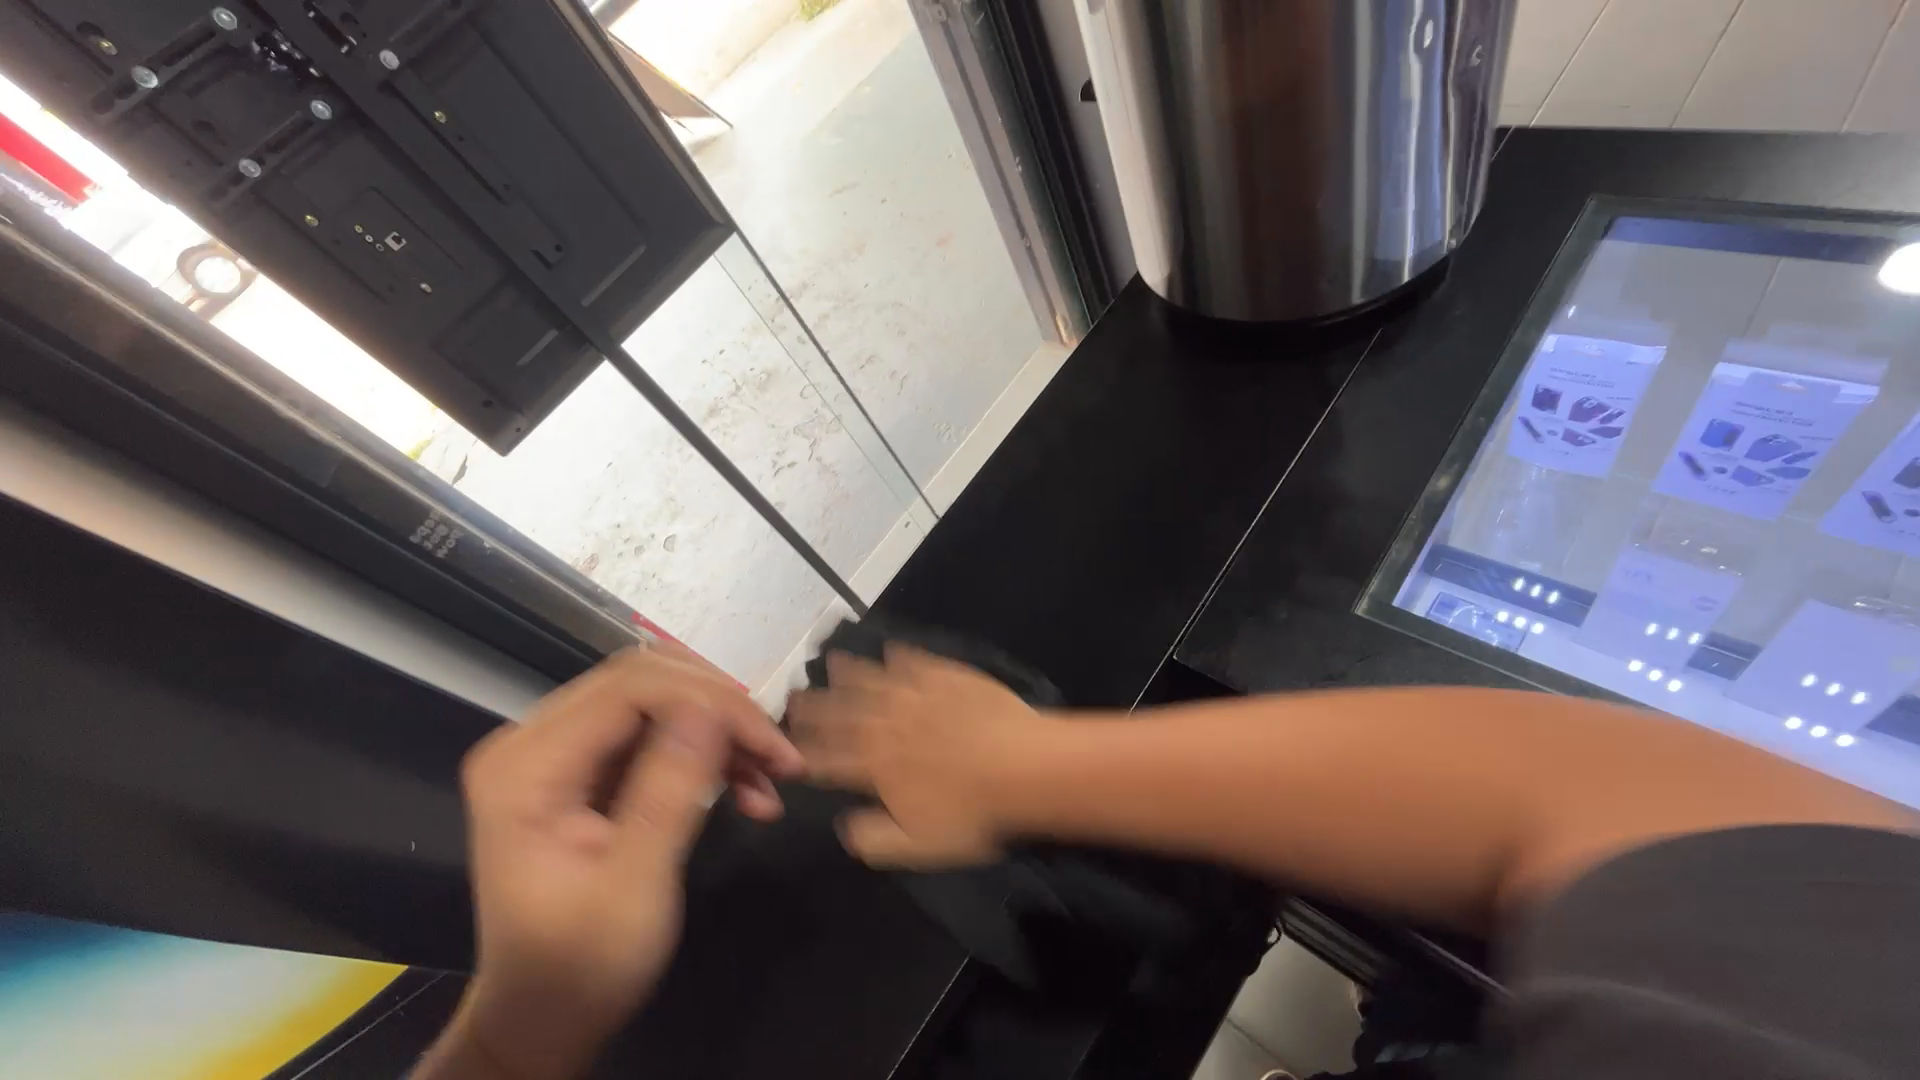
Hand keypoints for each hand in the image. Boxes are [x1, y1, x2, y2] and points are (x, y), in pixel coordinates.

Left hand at [435, 647, 802, 1079]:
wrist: (545, 1016)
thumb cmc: (582, 965)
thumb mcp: (633, 888)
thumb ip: (669, 793)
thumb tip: (712, 710)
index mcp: (528, 765)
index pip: (630, 688)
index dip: (710, 701)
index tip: (772, 743)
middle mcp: (537, 740)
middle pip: (646, 681)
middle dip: (723, 709)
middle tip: (780, 753)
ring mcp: (564, 751)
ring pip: (661, 700)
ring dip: (724, 731)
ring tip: (774, 776)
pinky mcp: (591, 767)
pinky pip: (661, 732)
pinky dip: (711, 752)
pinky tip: (750, 788)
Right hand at [787, 646, 1052, 867]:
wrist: (1023, 767)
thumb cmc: (972, 812)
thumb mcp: (918, 845)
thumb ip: (874, 838)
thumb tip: (844, 827)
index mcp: (874, 765)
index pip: (828, 757)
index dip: (804, 750)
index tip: (786, 741)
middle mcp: (886, 724)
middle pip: (841, 713)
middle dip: (815, 706)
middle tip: (795, 696)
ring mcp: (916, 695)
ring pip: (872, 680)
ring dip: (848, 673)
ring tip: (830, 662)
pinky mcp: (946, 676)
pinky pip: (914, 662)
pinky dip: (898, 657)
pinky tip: (890, 650)